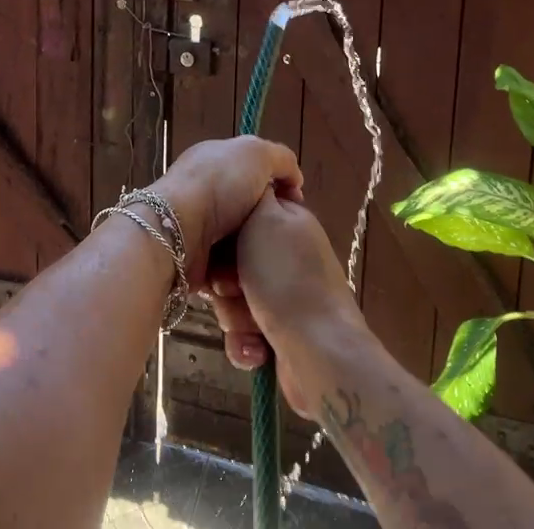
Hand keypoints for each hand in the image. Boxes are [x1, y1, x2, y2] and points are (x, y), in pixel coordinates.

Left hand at [146, 137, 301, 291]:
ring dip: (255, 251)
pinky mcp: (196, 258)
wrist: (177, 229)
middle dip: (267, 224)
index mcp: (215, 161)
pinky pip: (228, 268)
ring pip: (241, 242)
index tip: (294, 204)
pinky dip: (239, 272)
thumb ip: (281, 159)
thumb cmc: (219, 184)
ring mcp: (199, 226)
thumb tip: (294, 180)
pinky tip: (252, 275)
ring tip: (271, 259)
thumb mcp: (256, 153)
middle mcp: (205, 191)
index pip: (253, 171)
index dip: (277, 186)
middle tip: (283, 237)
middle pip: (249, 210)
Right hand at [206, 193, 366, 420]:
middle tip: (230, 287)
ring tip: (249, 324)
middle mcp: (286, 257)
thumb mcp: (266, 218)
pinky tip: (254, 349)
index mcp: (288, 224)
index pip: (242, 215)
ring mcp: (284, 296)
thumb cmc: (286, 278)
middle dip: (222, 281)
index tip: (215, 243)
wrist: (318, 350)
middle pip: (230, 261)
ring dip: (233, 315)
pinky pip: (243, 331)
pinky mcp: (279, 332)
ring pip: (232, 298)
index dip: (222, 229)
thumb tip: (256, 184)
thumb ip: (256, 196)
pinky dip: (244, 342)